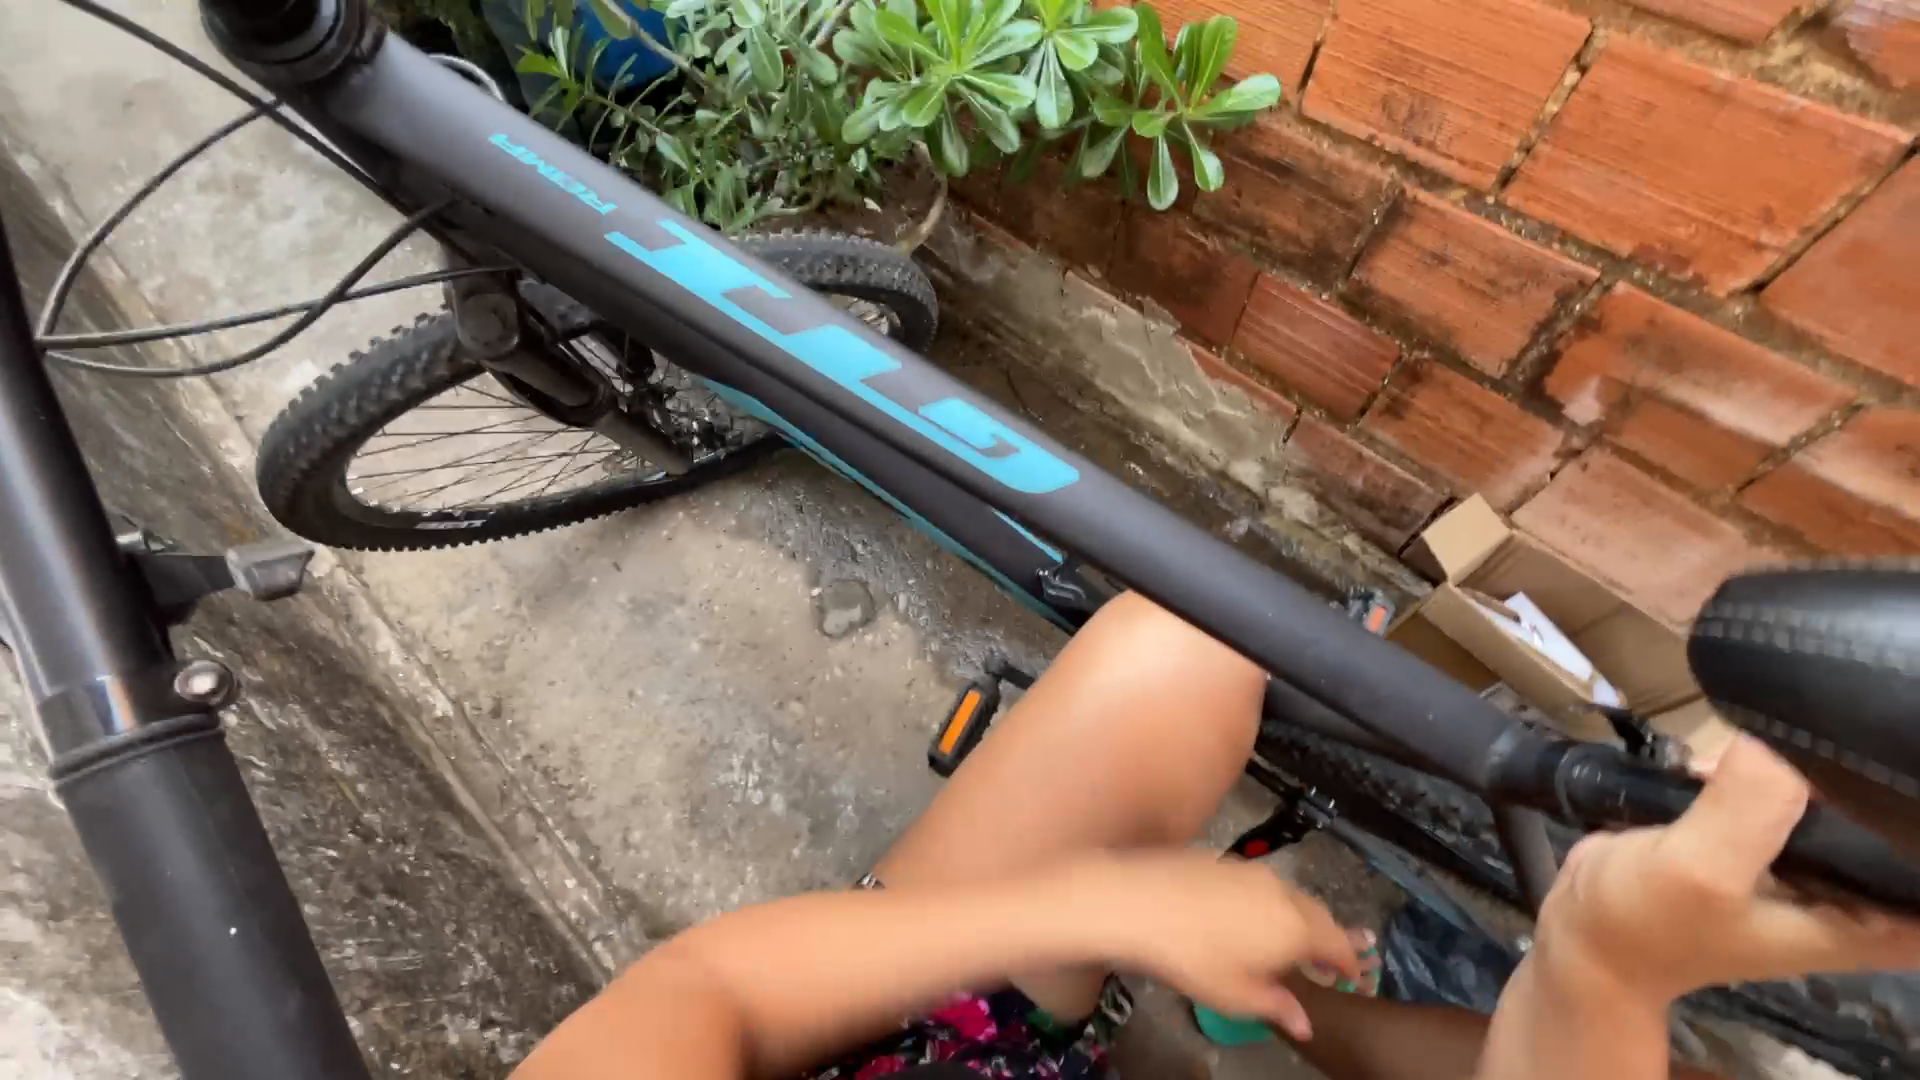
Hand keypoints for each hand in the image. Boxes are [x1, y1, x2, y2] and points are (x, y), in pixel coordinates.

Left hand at [1071, 850, 1360, 1038]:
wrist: (1137, 898)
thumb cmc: (1191, 955)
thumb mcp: (1236, 994)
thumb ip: (1276, 1004)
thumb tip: (1303, 1022)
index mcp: (1294, 925)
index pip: (1338, 943)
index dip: (1349, 962)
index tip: (1351, 976)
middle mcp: (1279, 890)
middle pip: (1317, 912)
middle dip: (1326, 936)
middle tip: (1327, 959)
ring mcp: (1248, 869)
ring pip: (1287, 893)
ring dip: (1296, 915)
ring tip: (1289, 938)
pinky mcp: (1219, 858)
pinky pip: (1258, 881)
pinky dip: (1266, 900)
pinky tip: (1248, 914)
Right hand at [1538, 735, 1919, 1002]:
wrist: (1586, 934)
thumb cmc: (1648, 920)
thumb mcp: (1697, 870)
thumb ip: (1745, 808)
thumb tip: (1763, 738)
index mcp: (1884, 921)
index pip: (1906, 839)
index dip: (1867, 798)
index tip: (1801, 768)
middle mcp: (1862, 897)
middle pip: (1866, 813)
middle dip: (1803, 774)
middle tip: (1744, 756)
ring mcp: (1809, 873)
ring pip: (1814, 798)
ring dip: (1764, 770)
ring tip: (1712, 768)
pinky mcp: (1758, 852)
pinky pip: (1770, 800)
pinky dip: (1738, 777)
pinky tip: (1702, 773)